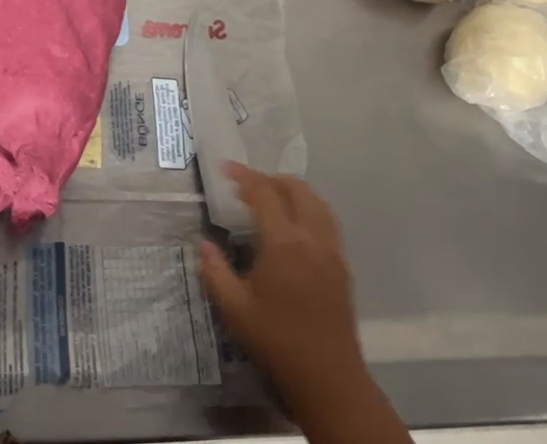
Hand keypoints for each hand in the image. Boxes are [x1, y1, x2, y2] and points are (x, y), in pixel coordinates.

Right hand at [198, 163, 410, 442]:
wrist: (328, 377)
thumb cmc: (276, 341)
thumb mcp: (234, 309)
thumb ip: (215, 271)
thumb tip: (203, 243)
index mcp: (284, 243)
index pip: (264, 194)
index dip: (244, 177)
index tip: (225, 168)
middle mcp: (312, 238)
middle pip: (296, 190)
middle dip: (270, 179)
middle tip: (245, 184)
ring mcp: (332, 251)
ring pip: (317, 203)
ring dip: (292, 191)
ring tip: (270, 197)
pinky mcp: (343, 266)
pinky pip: (327, 221)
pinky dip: (308, 208)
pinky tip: (294, 226)